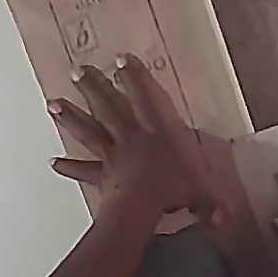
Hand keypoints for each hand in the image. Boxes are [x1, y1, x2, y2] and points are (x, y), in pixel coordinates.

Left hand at [47, 56, 208, 218]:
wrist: (142, 208)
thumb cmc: (171, 192)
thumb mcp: (199, 195)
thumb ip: (209, 203)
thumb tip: (225, 217)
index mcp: (156, 135)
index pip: (146, 99)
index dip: (134, 78)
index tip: (120, 59)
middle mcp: (131, 139)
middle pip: (108, 108)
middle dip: (93, 88)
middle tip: (77, 70)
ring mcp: (112, 156)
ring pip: (88, 131)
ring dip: (70, 117)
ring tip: (52, 102)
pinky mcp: (102, 176)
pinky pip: (83, 170)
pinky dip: (68, 166)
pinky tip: (53, 161)